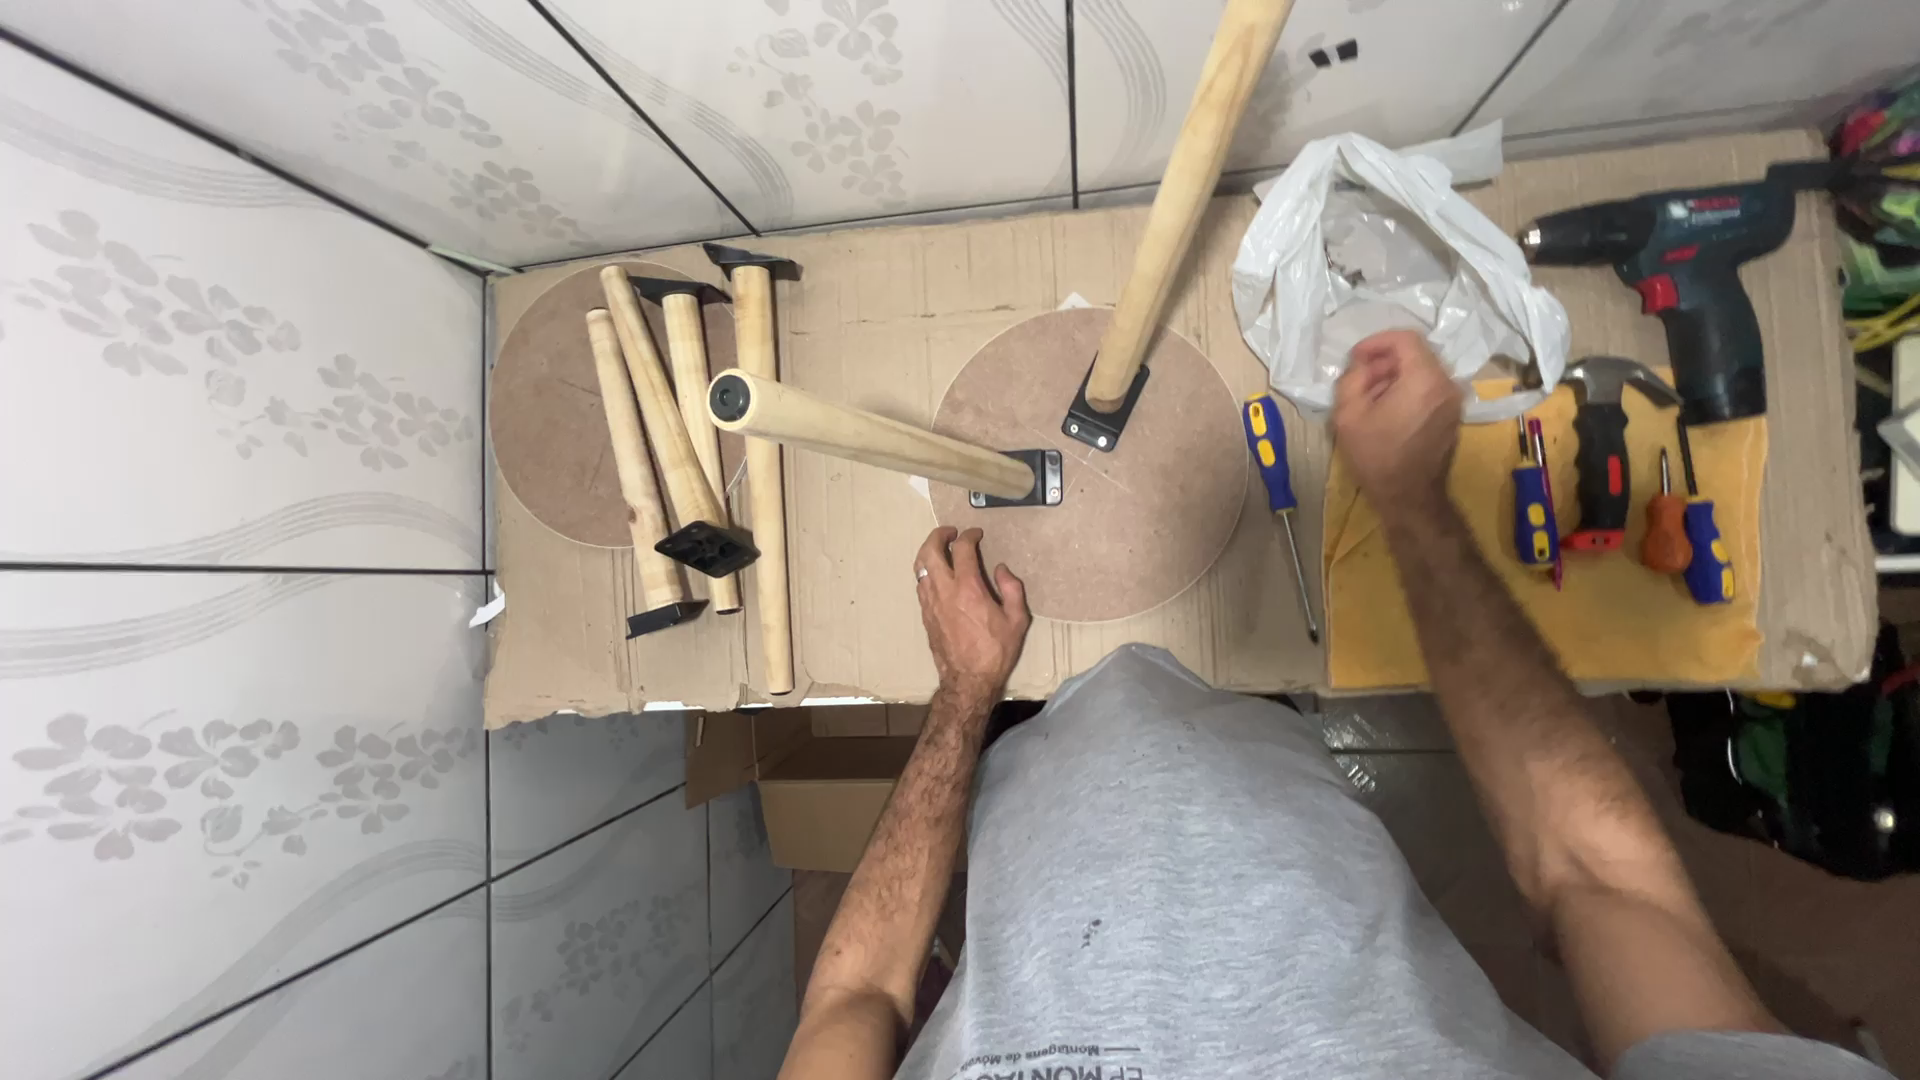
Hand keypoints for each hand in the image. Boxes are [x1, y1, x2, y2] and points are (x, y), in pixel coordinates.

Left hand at [914, 526, 1030, 700]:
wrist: (968, 680)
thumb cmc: (996, 651)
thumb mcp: (1017, 620)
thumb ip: (1012, 589)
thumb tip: (1000, 569)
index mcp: (968, 588)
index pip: (962, 549)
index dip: (969, 535)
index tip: (976, 534)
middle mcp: (944, 590)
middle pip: (929, 551)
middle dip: (938, 535)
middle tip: (951, 532)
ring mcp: (930, 602)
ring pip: (920, 566)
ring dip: (928, 551)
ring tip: (941, 549)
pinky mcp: (925, 614)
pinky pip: (920, 584)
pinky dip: (927, 571)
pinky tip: (938, 574)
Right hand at [1332, 330, 1463, 526]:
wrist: (1408, 495)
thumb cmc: (1375, 455)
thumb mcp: (1347, 415)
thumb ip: (1352, 379)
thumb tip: (1363, 365)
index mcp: (1423, 379)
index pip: (1405, 339)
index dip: (1376, 342)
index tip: (1355, 358)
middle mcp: (1446, 383)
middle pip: (1416, 354)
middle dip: (1384, 361)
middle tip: (1359, 381)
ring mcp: (1454, 400)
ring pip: (1423, 371)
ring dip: (1395, 377)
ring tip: (1370, 398)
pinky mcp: (1452, 414)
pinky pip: (1429, 388)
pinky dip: (1408, 389)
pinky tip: (1387, 411)